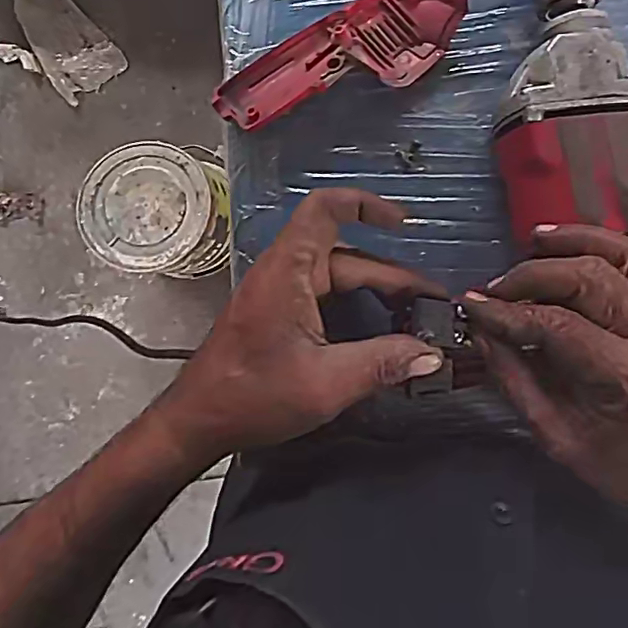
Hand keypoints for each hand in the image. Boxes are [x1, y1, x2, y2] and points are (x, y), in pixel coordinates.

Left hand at [148, 188, 446, 463]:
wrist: (197, 423)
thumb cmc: (250, 396)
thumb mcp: (325, 383)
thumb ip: (382, 364)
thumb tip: (430, 356)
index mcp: (288, 270)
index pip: (324, 209)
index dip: (365, 205)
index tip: (401, 224)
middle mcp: (285, 272)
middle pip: (347, 254)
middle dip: (392, 275)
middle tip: (430, 303)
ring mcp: (282, 292)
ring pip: (340, 277)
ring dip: (377, 292)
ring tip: (415, 316)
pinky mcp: (281, 313)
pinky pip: (328, 296)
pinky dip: (358, 305)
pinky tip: (383, 330)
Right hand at [461, 203, 627, 509]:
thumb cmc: (621, 465)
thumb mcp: (556, 435)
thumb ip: (515, 378)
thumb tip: (482, 330)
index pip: (562, 326)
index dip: (511, 312)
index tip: (475, 304)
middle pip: (596, 281)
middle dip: (537, 275)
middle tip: (499, 285)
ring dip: (585, 238)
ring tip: (541, 237)